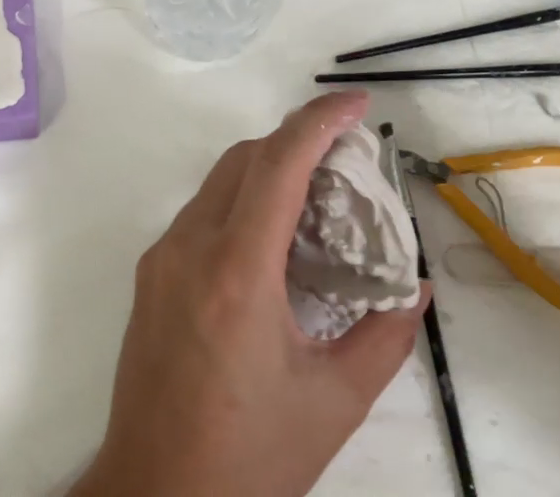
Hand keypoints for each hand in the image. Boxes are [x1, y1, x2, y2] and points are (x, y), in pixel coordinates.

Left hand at [70, 91, 428, 496]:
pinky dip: (241, 205)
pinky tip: (273, 243)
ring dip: (267, 172)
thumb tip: (411, 289)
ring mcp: (160, 259)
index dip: (319, 121)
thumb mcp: (333, 402)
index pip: (278, 165)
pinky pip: (199, 215)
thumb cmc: (248, 456)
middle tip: (349, 159)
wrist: (154, 494)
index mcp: (236, 271)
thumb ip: (383, 337)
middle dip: (296, 141)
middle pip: (243, 161)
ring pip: (217, 184)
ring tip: (319, 200)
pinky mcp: (148, 277)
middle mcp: (188, 248)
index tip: (357, 103)